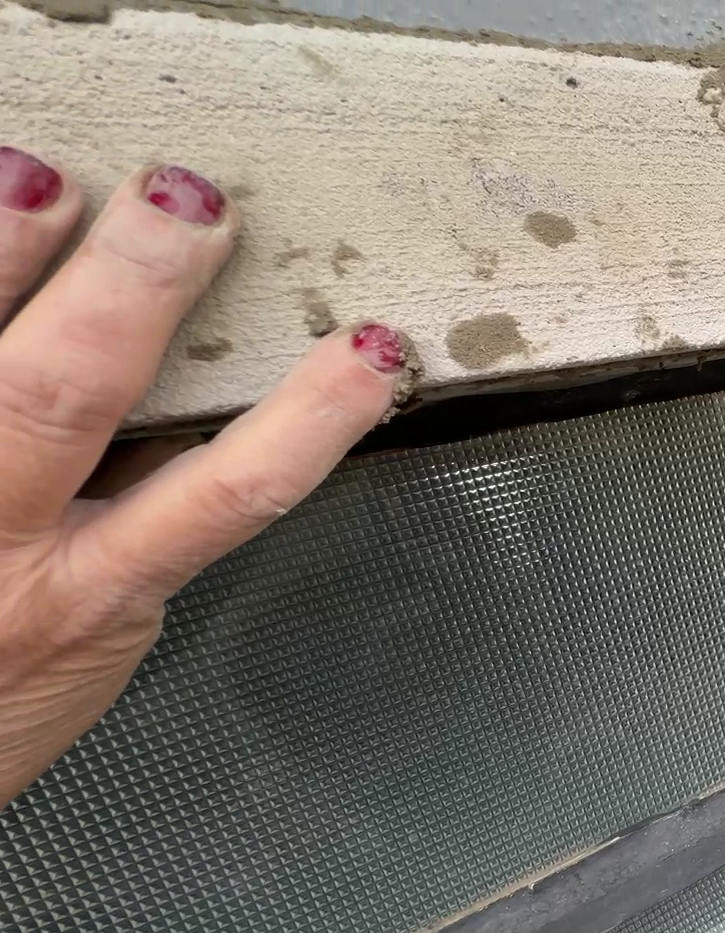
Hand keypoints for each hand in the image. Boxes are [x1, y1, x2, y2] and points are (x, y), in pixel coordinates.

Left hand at [0, 148, 410, 806]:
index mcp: (88, 592)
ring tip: (32, 175)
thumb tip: (184, 452)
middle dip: (134, 290)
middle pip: (71, 396)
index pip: (237, 490)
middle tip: (188, 202)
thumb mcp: (95, 648)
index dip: (315, 416)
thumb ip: (133, 550)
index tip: (373, 352)